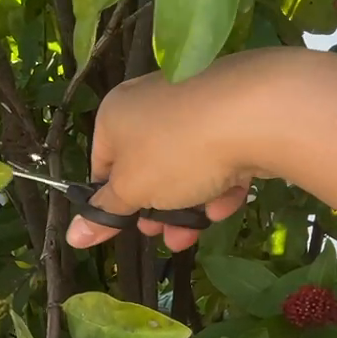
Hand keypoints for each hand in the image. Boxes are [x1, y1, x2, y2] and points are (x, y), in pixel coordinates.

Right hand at [70, 49, 301, 250]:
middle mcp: (151, 100)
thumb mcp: (133, 191)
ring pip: (184, 166)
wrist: (263, 111)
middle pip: (146, 168)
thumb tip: (72, 236)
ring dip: (189, 205)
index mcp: (115, 114)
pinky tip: (229, 202)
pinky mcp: (236, 110)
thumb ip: (104, 213)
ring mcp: (196, 102)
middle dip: (156, 209)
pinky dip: (221, 182)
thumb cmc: (178, 151)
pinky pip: (218, 153)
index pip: (102, 166)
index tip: (128, 226)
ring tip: (198, 229)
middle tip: (164, 234)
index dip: (114, 201)